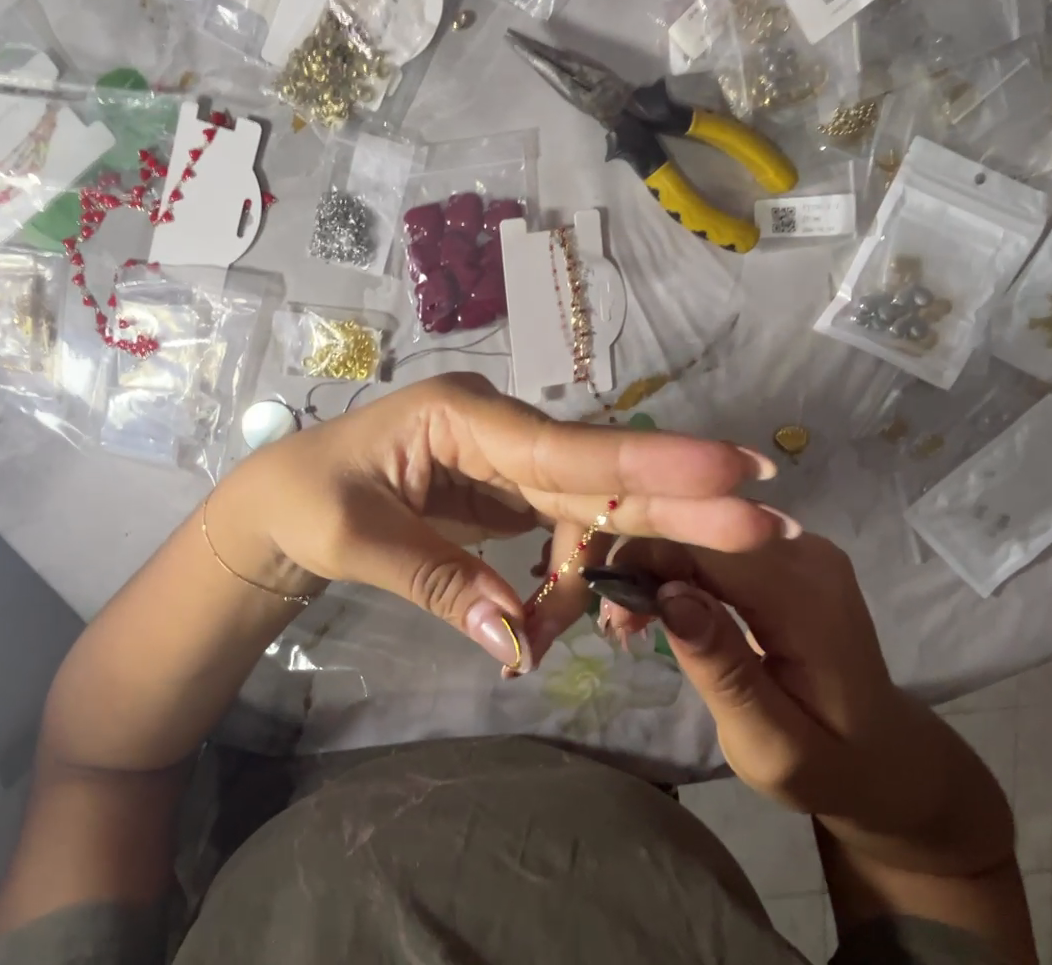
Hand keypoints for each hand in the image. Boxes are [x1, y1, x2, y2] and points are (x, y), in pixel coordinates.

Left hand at [219, 373, 794, 670]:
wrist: (282, 502)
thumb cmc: (306, 502)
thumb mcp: (352, 539)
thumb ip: (434, 581)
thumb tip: (512, 634)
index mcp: (460, 416)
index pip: (565, 446)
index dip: (647, 462)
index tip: (731, 469)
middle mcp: (498, 430)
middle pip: (599, 469)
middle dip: (680, 497)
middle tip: (768, 520)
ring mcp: (506, 462)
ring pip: (590, 504)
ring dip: (615, 562)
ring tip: (612, 628)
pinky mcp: (506, 494)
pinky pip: (563, 531)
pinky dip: (571, 580)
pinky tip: (562, 618)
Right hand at [603, 534, 900, 810]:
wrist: (886, 758)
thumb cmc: (827, 764)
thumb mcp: (772, 744)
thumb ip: (723, 672)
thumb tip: (669, 596)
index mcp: (806, 600)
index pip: (709, 545)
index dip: (647, 561)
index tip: (610, 611)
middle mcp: (808, 555)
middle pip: (703, 528)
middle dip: (645, 564)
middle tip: (615, 623)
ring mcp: (802, 549)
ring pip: (705, 529)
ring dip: (657, 566)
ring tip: (632, 620)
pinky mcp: (789, 556)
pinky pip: (719, 542)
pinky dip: (680, 568)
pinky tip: (662, 606)